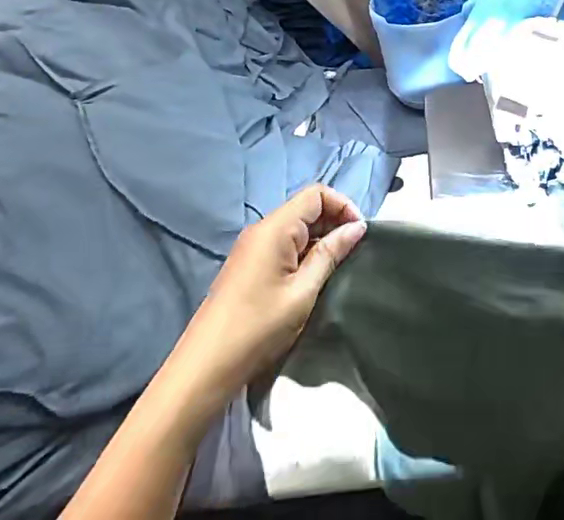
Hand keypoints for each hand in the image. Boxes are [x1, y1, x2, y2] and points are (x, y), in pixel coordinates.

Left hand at [173, 185, 366, 406]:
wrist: (204, 369)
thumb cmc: (258, 328)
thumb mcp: (304, 290)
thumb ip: (331, 253)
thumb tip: (357, 227)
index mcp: (274, 229)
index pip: (317, 194)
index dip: (343, 205)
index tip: (360, 232)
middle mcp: (261, 230)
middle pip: (306, 208)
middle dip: (335, 221)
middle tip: (354, 250)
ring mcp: (252, 249)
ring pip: (296, 227)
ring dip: (321, 238)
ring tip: (339, 264)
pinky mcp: (248, 267)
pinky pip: (284, 245)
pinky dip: (305, 251)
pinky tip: (315, 276)